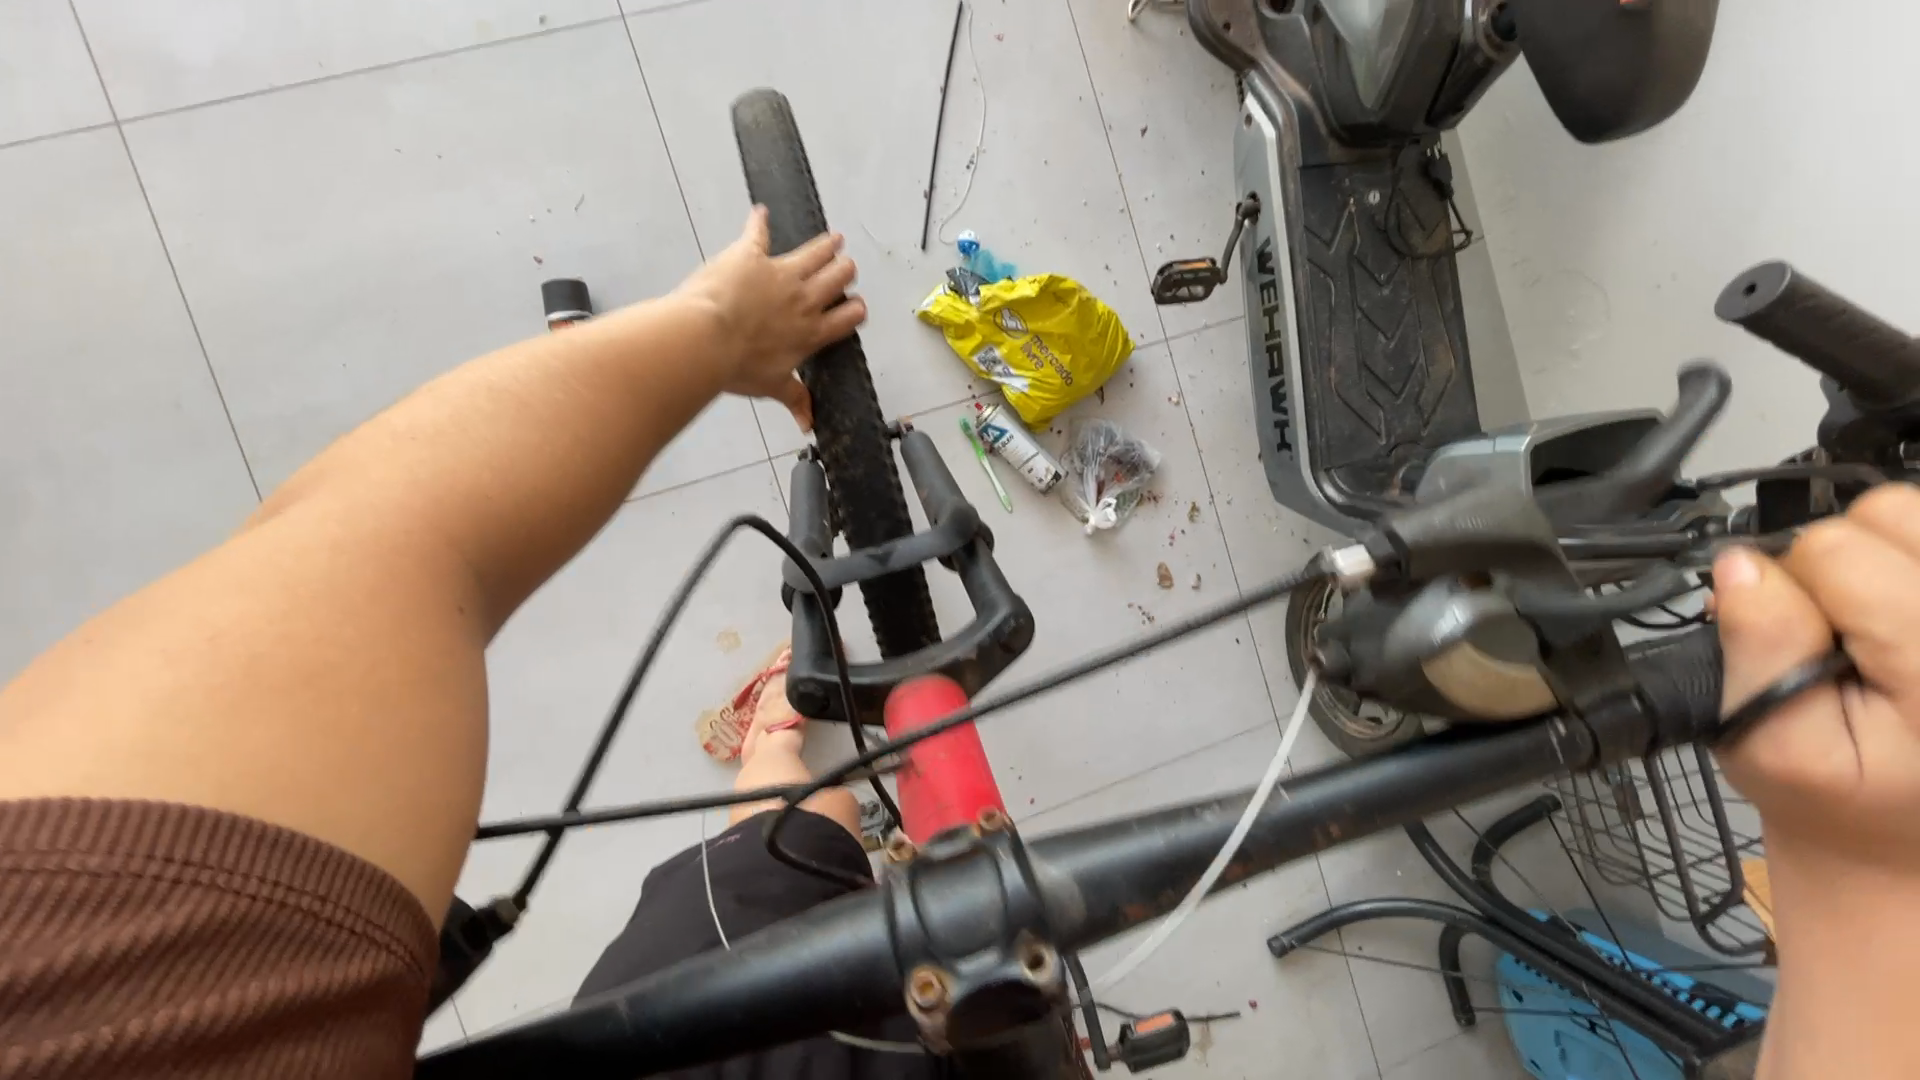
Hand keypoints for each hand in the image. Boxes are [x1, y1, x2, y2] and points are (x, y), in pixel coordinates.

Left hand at [673, 206, 866, 431]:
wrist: (705, 339)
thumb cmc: (739, 367)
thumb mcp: (772, 386)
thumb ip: (796, 399)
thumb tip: (809, 425)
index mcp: (812, 332)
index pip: (849, 316)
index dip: (855, 309)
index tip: (855, 306)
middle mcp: (805, 299)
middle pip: (840, 277)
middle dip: (845, 271)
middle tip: (844, 268)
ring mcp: (780, 272)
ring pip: (817, 251)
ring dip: (827, 244)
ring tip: (834, 239)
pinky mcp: (750, 253)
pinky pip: (758, 231)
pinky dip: (758, 221)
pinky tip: (760, 213)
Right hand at [1713, 484, 1919, 878]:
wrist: (1901, 829)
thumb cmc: (1829, 791)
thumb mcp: (1770, 739)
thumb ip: (1759, 647)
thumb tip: (1738, 565)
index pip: (1834, 552)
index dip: (1784, 587)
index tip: (1785, 640)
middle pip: (1887, 514)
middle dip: (1830, 562)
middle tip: (1824, 628)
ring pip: (1908, 511)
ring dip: (1865, 556)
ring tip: (1857, 617)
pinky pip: (1914, 534)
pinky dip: (1889, 564)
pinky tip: (1885, 612)